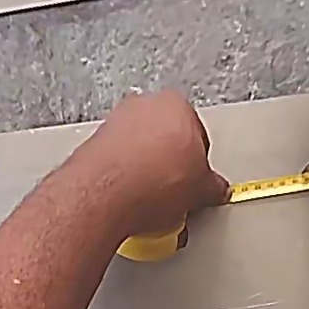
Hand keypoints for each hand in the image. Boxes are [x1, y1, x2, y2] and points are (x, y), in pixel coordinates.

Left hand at [62, 90, 230, 237]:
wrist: (107, 194)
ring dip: (147, 176)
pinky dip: (125, 181)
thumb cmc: (151, 180)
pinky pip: (118, 165)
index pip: (198, 137)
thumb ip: (212, 187)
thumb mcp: (200, 191)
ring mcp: (116, 123)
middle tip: (176, 196)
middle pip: (167, 142)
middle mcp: (143, 105)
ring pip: (140, 153)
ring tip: (152, 204)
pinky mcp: (95, 145)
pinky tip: (130, 202)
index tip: (197, 186)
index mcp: (177, 104)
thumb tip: (213, 191)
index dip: (199, 168)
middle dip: (172, 169)